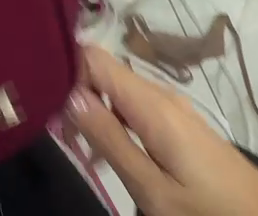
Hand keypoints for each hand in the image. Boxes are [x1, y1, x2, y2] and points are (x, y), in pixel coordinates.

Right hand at [69, 47, 257, 215]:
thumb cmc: (212, 215)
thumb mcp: (154, 191)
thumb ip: (109, 139)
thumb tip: (68, 92)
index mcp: (151, 104)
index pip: (93, 56)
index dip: (65, 68)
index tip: (44, 98)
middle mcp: (162, 95)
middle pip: (104, 72)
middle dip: (76, 93)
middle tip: (59, 132)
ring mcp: (176, 110)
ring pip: (119, 91)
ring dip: (96, 111)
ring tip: (80, 146)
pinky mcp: (184, 127)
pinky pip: (138, 109)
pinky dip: (117, 122)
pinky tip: (113, 152)